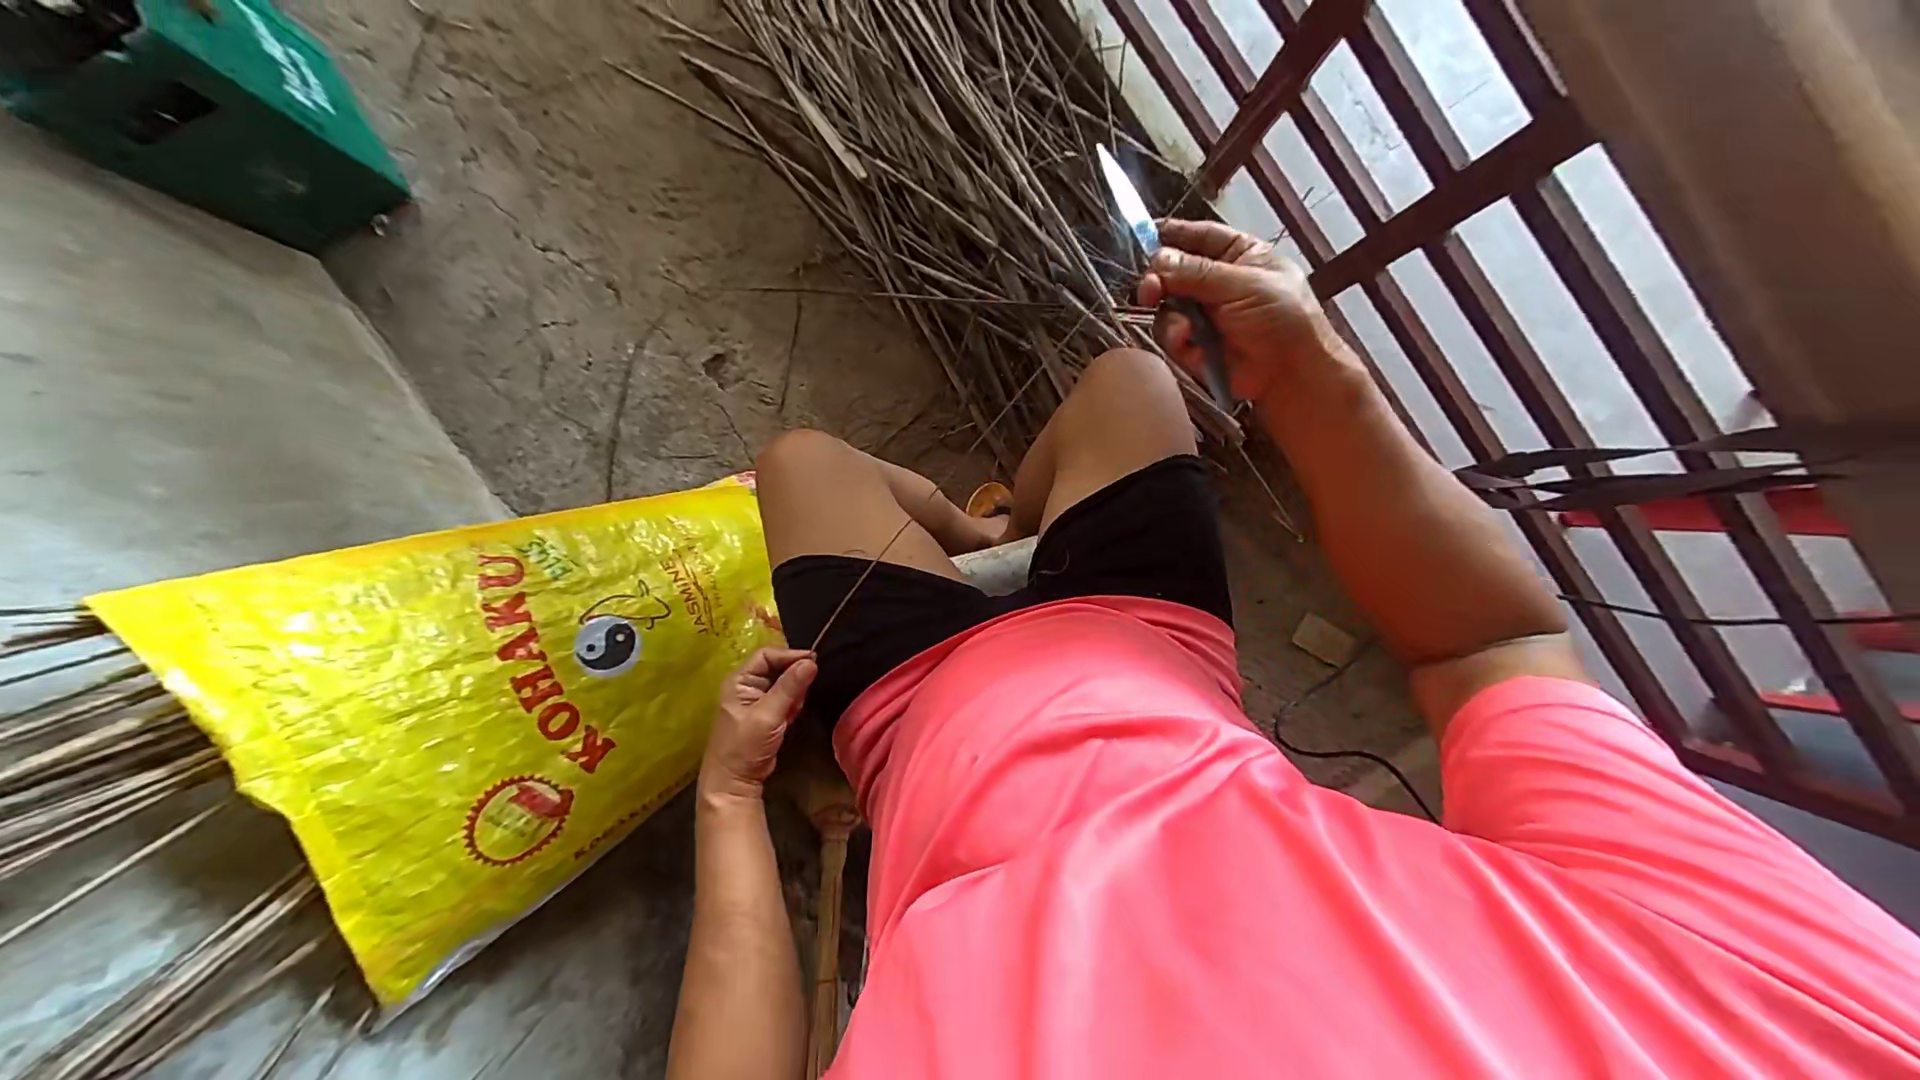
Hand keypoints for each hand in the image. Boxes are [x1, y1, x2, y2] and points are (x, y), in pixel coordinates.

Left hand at [700, 648, 817, 801]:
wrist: (734, 782)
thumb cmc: (745, 747)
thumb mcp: (768, 715)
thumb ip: (790, 687)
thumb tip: (811, 662)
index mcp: (739, 680)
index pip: (766, 655)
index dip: (789, 655)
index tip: (813, 660)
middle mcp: (746, 685)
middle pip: (777, 667)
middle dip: (793, 677)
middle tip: (805, 690)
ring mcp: (757, 699)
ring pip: (784, 683)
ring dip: (794, 693)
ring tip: (793, 709)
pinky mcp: (767, 712)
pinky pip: (786, 698)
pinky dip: (793, 704)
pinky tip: (791, 716)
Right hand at [1138, 220, 1341, 401]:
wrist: (1289, 372)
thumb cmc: (1281, 317)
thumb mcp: (1243, 284)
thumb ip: (1196, 272)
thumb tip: (1157, 259)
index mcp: (1236, 255)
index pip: (1198, 237)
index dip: (1171, 235)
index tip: (1142, 235)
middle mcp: (1214, 283)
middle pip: (1172, 273)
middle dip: (1158, 280)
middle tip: (1149, 290)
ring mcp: (1201, 315)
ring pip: (1165, 306)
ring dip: (1169, 315)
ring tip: (1183, 328)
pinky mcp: (1192, 346)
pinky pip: (1169, 336)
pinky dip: (1175, 338)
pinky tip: (1188, 342)